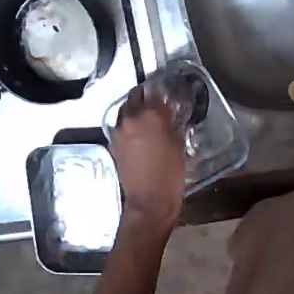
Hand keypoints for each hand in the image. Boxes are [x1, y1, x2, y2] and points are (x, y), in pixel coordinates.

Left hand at [110, 88, 185, 234]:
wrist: (150, 200)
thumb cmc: (171, 173)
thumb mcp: (179, 145)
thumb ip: (172, 125)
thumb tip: (169, 117)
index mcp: (152, 116)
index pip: (156, 94)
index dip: (163, 94)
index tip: (169, 97)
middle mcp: (131, 119)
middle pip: (135, 97)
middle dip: (145, 97)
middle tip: (156, 102)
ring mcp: (119, 131)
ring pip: (125, 111)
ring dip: (135, 110)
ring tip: (146, 117)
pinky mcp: (114, 144)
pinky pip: (121, 127)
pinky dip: (129, 125)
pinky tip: (139, 132)